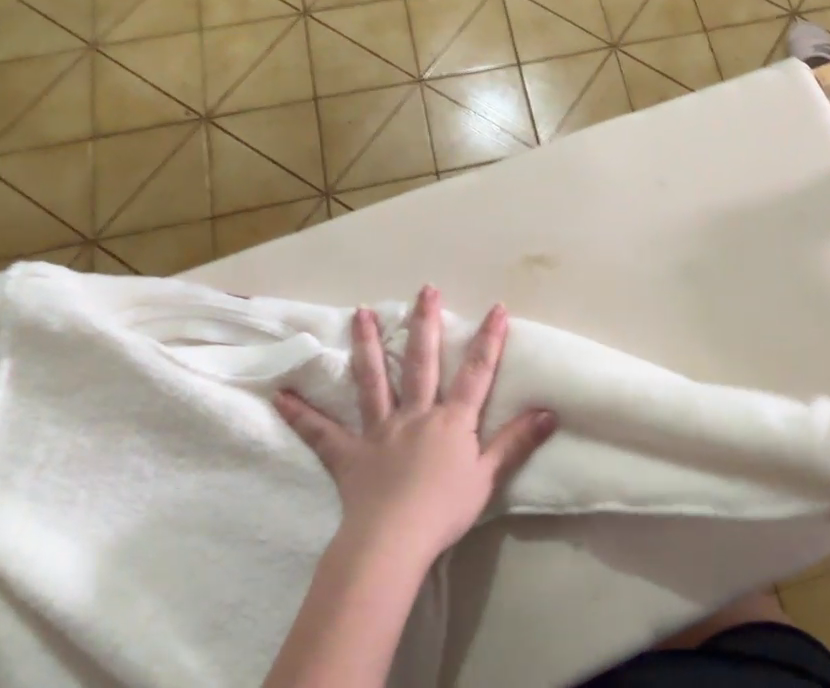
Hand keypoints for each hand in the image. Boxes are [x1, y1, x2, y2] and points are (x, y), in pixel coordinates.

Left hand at [274, 286, 556, 563]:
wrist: (394, 540)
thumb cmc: (445, 510)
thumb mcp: (489, 476)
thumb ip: (517, 442)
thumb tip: (550, 412)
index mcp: (451, 421)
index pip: (476, 373)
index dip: (488, 340)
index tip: (496, 308)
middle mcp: (415, 415)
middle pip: (421, 362)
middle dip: (426, 323)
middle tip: (426, 289)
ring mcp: (379, 430)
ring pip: (373, 380)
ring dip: (368, 345)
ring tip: (362, 313)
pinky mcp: (349, 453)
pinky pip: (322, 432)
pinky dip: (301, 414)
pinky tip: (280, 394)